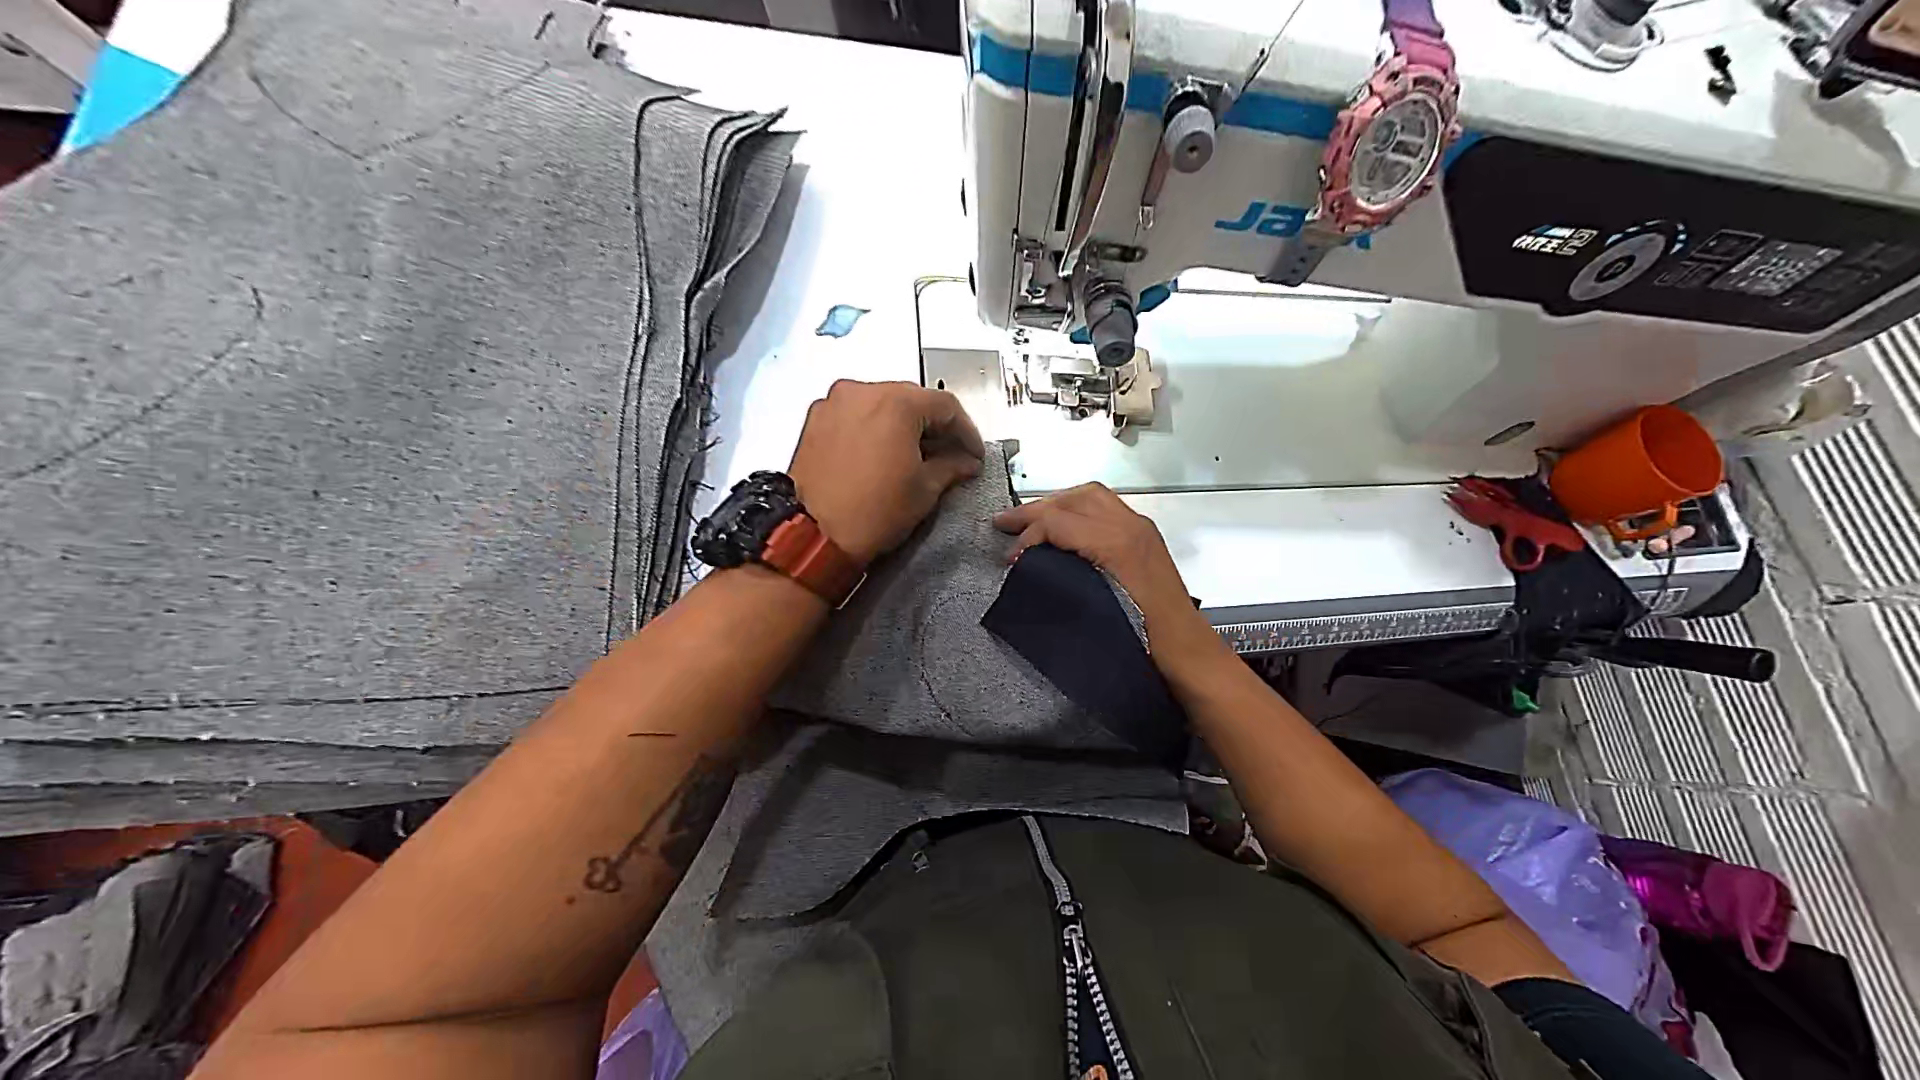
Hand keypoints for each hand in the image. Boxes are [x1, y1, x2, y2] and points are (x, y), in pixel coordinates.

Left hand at [789, 380, 984, 562]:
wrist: (814, 537)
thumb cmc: (868, 513)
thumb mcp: (924, 490)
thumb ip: (951, 467)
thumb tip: (963, 462)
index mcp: (896, 402)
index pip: (946, 406)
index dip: (966, 431)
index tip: (972, 452)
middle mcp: (862, 393)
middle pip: (912, 400)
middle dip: (934, 427)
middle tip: (951, 454)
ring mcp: (834, 405)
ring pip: (882, 405)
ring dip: (903, 426)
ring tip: (916, 457)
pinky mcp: (816, 422)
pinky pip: (856, 416)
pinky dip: (874, 429)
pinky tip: (884, 456)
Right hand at [991, 483, 1223, 669]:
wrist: (1186, 653)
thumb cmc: (1145, 640)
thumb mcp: (1093, 610)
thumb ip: (1060, 577)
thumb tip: (1030, 563)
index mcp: (1118, 542)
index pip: (1059, 520)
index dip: (1028, 536)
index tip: (1013, 558)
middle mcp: (1131, 527)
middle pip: (1075, 499)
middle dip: (1037, 509)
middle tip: (1006, 522)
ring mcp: (1140, 530)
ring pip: (1092, 497)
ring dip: (1058, 504)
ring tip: (1032, 519)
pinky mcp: (1145, 539)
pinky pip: (1107, 508)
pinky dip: (1078, 510)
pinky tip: (1064, 527)